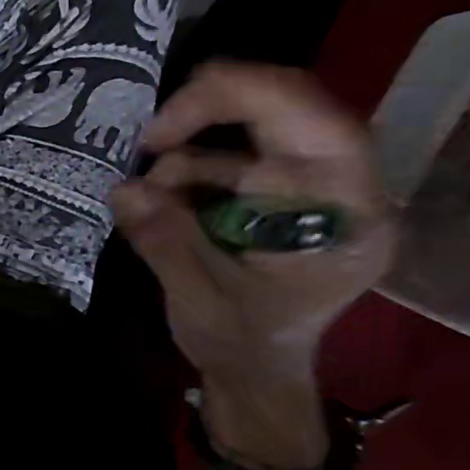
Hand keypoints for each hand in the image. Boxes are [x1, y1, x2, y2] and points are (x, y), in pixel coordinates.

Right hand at [109, 63, 394, 468]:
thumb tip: (124, 190)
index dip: (243, 100)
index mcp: (345, 216)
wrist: (253, 368)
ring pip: (250, 125)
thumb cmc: (241, 343)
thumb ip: (166, 242)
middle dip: (205, 113)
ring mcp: (307, 183)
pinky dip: (187, 167)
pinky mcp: (276, 187)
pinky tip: (162, 202)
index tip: (165, 129)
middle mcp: (339, 187)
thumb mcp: (199, 300)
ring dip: (188, 153)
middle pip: (285, 107)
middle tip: (148, 140)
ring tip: (149, 199)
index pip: (319, 125)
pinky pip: (230, 151)